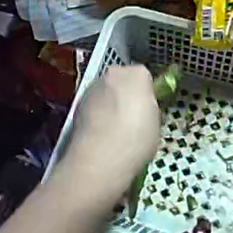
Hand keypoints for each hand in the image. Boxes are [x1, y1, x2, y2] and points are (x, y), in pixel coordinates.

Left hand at [50, 64, 161, 213]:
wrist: (100, 158)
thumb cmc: (137, 138)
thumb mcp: (156, 123)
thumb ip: (148, 108)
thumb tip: (141, 110)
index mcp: (136, 74)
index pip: (144, 77)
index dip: (146, 95)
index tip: (147, 111)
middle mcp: (111, 75)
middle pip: (121, 82)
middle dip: (125, 96)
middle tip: (131, 120)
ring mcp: (91, 89)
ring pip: (104, 94)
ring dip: (108, 105)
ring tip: (114, 131)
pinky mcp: (76, 105)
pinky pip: (92, 107)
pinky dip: (96, 116)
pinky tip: (100, 136)